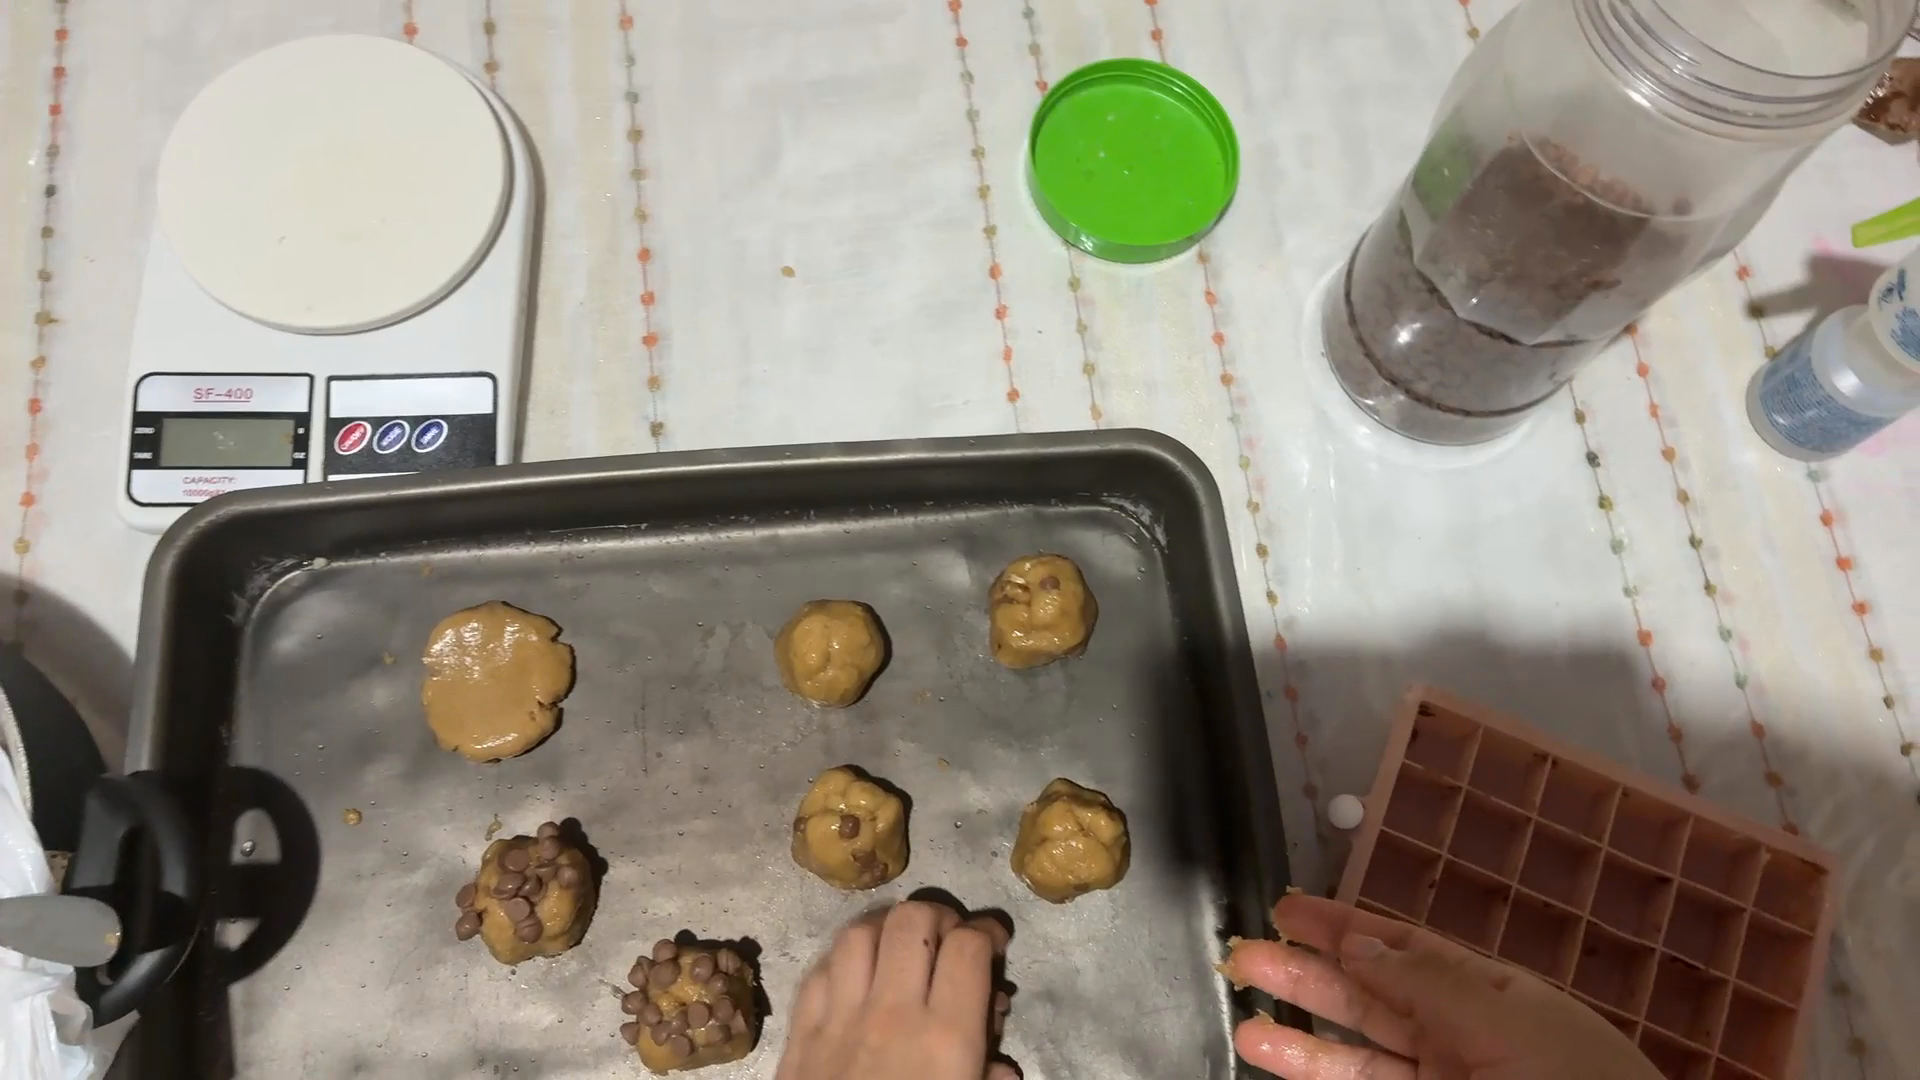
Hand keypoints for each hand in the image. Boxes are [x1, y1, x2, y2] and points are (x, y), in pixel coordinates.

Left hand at [777, 900, 1016, 1079]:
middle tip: (949, 937)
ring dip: (887, 927)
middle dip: (939, 916)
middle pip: (912, 920)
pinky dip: (842, 959)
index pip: (967, 948)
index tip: (995, 940)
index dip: (987, 931)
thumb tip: (1001, 1068)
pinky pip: (819, 970)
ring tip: (902, 944)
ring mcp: (837, 1022)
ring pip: (860, 932)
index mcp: (943, 1042)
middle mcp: (891, 1015)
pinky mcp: (797, 1038)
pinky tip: (855, 975)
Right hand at [1226, 894, 1663, 1079]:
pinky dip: (1314, 1075)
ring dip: (1298, 1034)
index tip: (1286, 909)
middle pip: (1367, 995)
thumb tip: (1355, 943)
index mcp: (1492, 999)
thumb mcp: (1517, 1028)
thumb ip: (1429, 983)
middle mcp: (1460, 1039)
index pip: (1401, 947)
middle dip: (1305, 972)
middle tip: (1244, 955)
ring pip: (1355, 1051)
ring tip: (1242, 1015)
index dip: (1342, 925)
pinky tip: (1274, 1058)